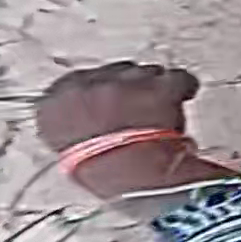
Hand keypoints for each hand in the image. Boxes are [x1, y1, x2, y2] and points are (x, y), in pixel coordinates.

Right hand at [36, 62, 227, 197]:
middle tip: (146, 105)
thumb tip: (94, 109)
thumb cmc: (102, 165)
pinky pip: (180, 76)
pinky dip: (186, 86)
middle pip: (119, 71)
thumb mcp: (69, 139)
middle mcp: (86, 85)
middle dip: (135, 85)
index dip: (108, 88)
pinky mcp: (158, 85)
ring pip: (150, 72)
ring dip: (159, 86)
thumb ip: (77, 116)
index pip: (83, 79)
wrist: (129, 170)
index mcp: (54, 100)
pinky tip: (185, 98)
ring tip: (163, 109)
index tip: (120, 98)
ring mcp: (124, 82)